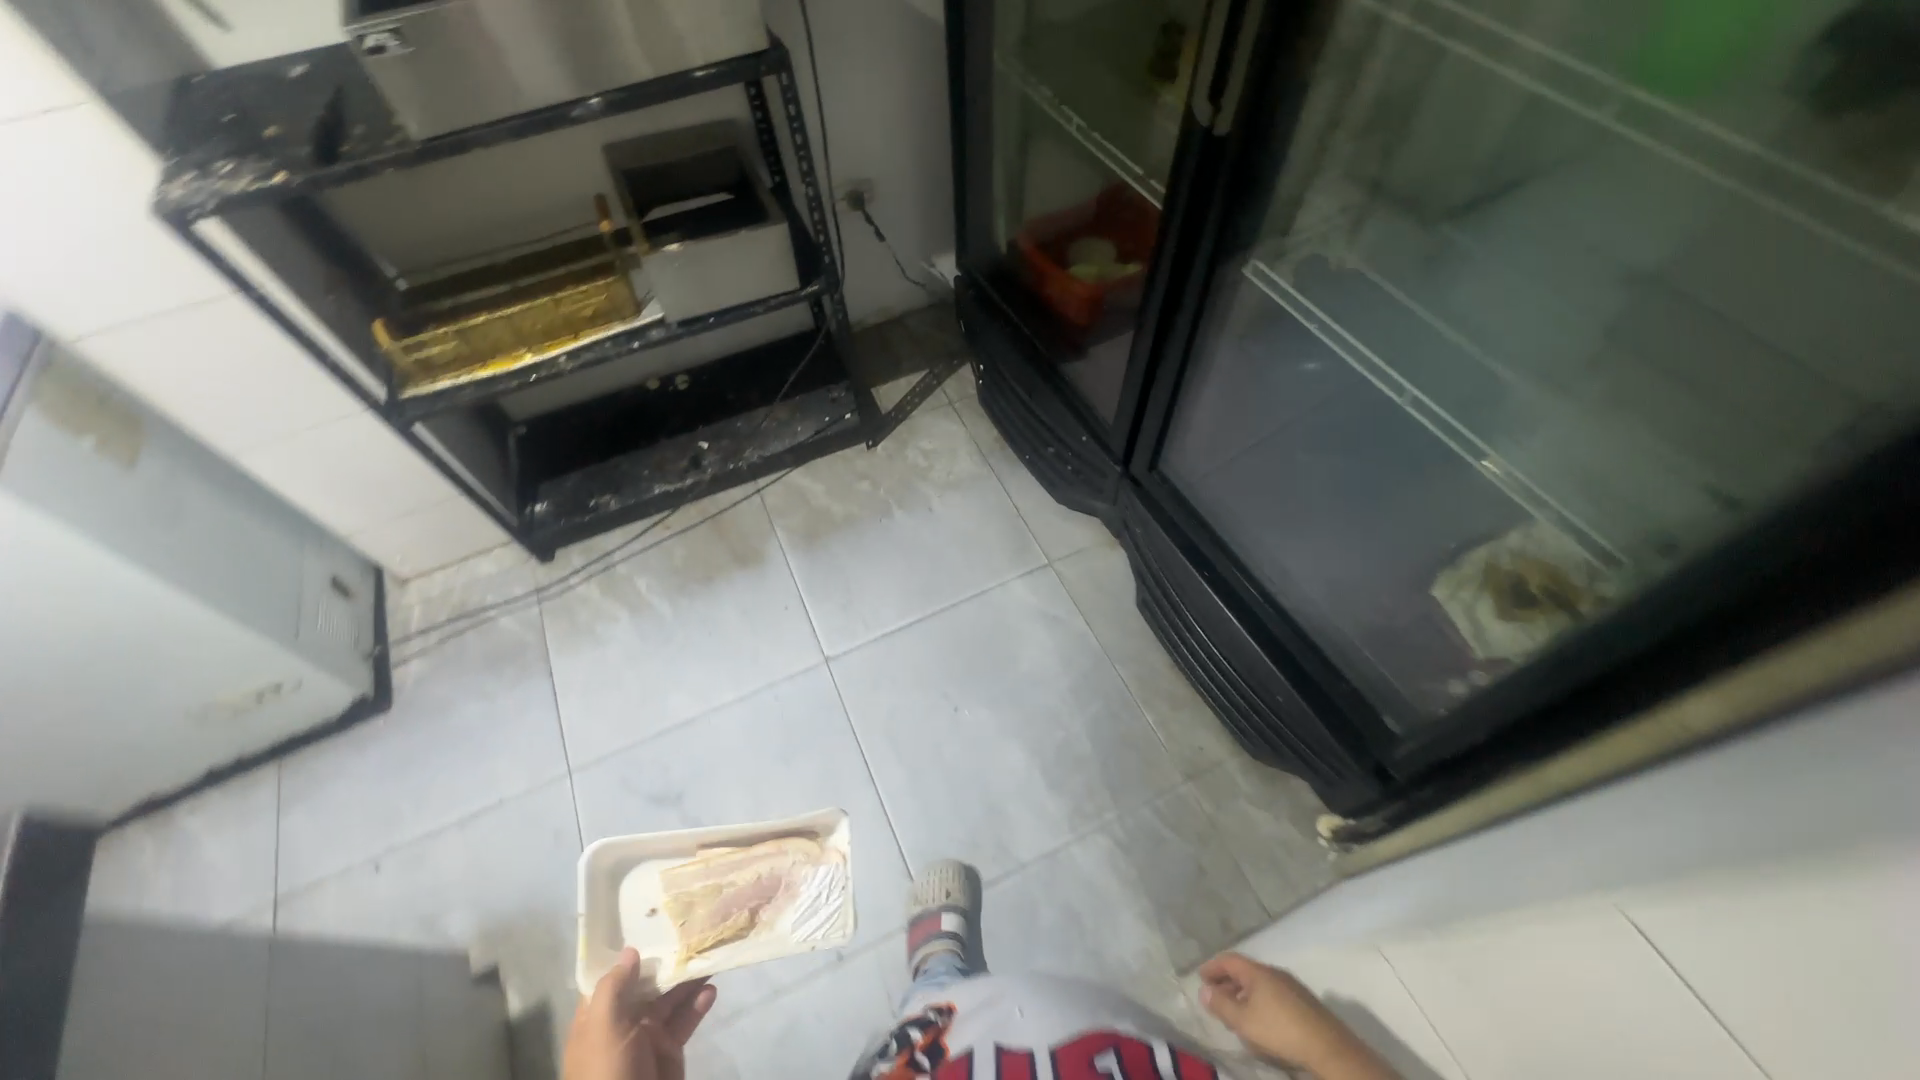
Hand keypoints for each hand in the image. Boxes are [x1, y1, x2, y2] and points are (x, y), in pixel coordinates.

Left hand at [565, 947, 717, 1079]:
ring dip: (689, 978)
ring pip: (671, 998)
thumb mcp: (602, 1026)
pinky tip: (711, 990)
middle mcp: (623, 1021)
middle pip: (647, 983)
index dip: (630, 951)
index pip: (612, 975)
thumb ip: (614, 987)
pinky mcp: (669, 1049)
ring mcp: (647, 1036)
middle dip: (669, 960)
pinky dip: (698, 1005)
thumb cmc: (607, 1070)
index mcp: (598, 1015)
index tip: (651, 922)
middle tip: (694, 932)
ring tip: (711, 954)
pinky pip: (685, 1020)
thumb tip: (630, 950)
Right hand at [1198, 953, 1394, 1078]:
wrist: (1328, 1048)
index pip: (1229, 960)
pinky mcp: (1304, 1003)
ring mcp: (1292, 987)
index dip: (1213, 967)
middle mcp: (1275, 973)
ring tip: (1236, 1013)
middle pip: (1245, 971)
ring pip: (1260, 984)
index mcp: (1258, 972)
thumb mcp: (1243, 1021)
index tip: (1201, 977)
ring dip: (1244, 994)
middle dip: (1227, 983)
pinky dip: (1259, 1002)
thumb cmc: (1279, 1030)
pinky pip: (1273, 995)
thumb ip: (1221, 1004)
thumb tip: (1204, 990)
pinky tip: (1260, 1021)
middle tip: (1215, 997)